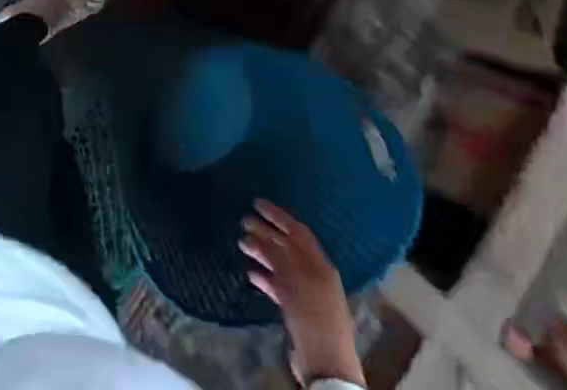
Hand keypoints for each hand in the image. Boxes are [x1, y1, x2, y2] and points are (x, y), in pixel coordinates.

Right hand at [240, 200, 363, 387]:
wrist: (325, 364)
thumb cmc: (313, 317)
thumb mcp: (294, 281)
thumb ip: (277, 255)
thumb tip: (256, 232)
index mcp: (320, 265)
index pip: (298, 231)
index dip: (277, 215)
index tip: (255, 202)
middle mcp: (314, 274)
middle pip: (288, 246)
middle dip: (266, 232)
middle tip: (242, 221)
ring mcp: (306, 292)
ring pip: (281, 264)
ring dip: (262, 252)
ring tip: (241, 244)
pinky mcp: (297, 309)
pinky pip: (278, 285)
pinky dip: (264, 276)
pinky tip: (250, 272)